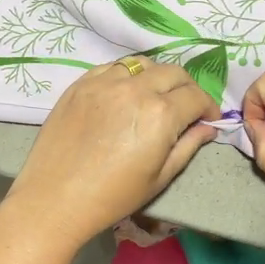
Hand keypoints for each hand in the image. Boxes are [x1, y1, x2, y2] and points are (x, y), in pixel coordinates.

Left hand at [7, 57, 221, 244]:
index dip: (208, 106)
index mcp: (160, 113)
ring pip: (142, 64)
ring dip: (157, 76)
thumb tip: (208, 127)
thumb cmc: (113, 196)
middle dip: (187, 87)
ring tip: (154, 96)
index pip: (195, 96)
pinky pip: (111, 67)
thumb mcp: (160, 177)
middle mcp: (135, 88)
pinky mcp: (81, 84)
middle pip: (173, 72)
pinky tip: (124, 93)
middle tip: (186, 107)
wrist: (56, 199)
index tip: (208, 118)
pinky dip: (126, 75)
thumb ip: (188, 146)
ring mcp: (105, 82)